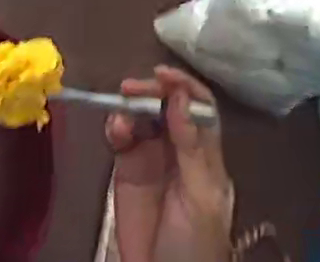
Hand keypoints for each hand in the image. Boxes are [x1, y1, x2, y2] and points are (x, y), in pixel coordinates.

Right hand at [107, 66, 233, 261]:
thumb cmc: (194, 247)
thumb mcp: (201, 199)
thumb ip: (191, 147)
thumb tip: (180, 96)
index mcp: (205, 156)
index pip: (199, 108)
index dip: (184, 87)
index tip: (163, 75)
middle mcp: (179, 149)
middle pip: (166, 105)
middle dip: (151, 91)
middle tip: (131, 89)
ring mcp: (151, 156)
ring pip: (140, 115)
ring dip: (129, 107)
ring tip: (120, 119)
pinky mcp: (126, 166)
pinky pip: (120, 134)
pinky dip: (115, 126)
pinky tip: (114, 131)